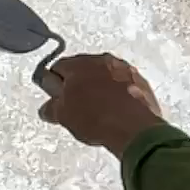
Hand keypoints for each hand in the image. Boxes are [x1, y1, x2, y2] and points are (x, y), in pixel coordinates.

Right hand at [38, 54, 166, 154]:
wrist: (134, 130)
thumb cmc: (96, 118)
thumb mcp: (64, 116)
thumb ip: (51, 108)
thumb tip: (47, 108)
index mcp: (79, 63)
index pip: (59, 67)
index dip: (55, 84)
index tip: (57, 97)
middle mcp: (102, 60)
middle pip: (84, 69)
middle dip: (80, 84)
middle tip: (77, 106)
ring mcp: (124, 69)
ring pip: (106, 76)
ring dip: (101, 88)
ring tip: (100, 112)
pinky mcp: (142, 82)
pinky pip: (125, 84)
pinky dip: (120, 94)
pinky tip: (117, 112)